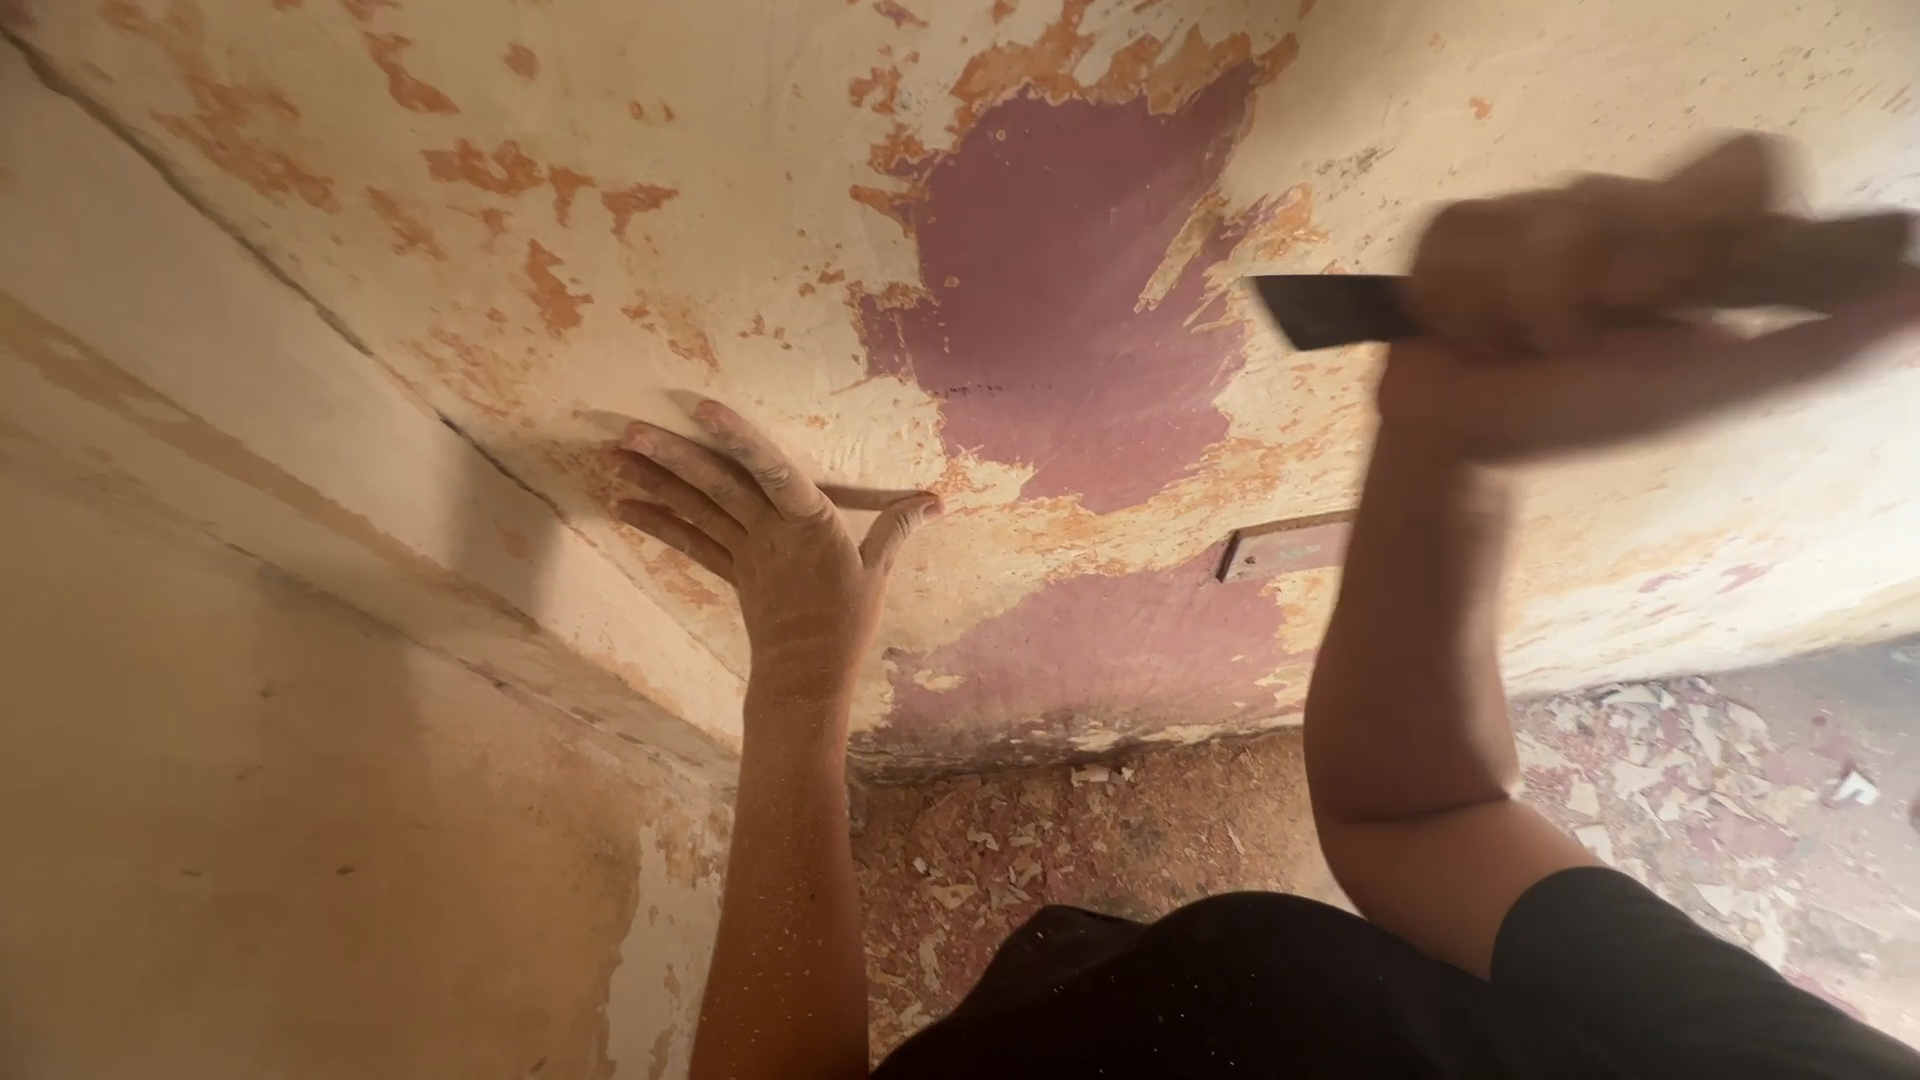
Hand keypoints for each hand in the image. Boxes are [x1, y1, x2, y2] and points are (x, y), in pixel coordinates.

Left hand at [612, 400, 940, 709]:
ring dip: (656, 482)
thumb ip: (899, 526)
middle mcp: (770, 532)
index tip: (703, 409)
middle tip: (628, 428)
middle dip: (673, 457)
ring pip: (698, 511)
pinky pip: (692, 544)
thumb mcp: (878, 569)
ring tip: (616, 454)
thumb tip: (938, 500)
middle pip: (719, 488)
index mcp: (809, 523)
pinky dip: (658, 523)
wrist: (808, 675)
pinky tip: (623, 505)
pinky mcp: (732, 572)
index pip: (773, 471)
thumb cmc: (848, 621)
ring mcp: (745, 553)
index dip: (739, 439)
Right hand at [1386, 134, 1919, 461]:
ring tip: (1501, 349)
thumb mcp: (1692, 397)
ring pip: (1523, 222)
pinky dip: (1452, 300)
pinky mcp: (1451, 234)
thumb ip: (1804, 354)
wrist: (1455, 444)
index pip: (1734, 167)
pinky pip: (1454, 234)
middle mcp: (1611, 214)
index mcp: (1685, 241)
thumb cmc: (1566, 421)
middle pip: (1607, 200)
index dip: (1690, 225)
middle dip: (1571, 295)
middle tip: (1562, 348)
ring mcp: (1527, 217)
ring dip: (1506, 310)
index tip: (1659, 294)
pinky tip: (1458, 330)